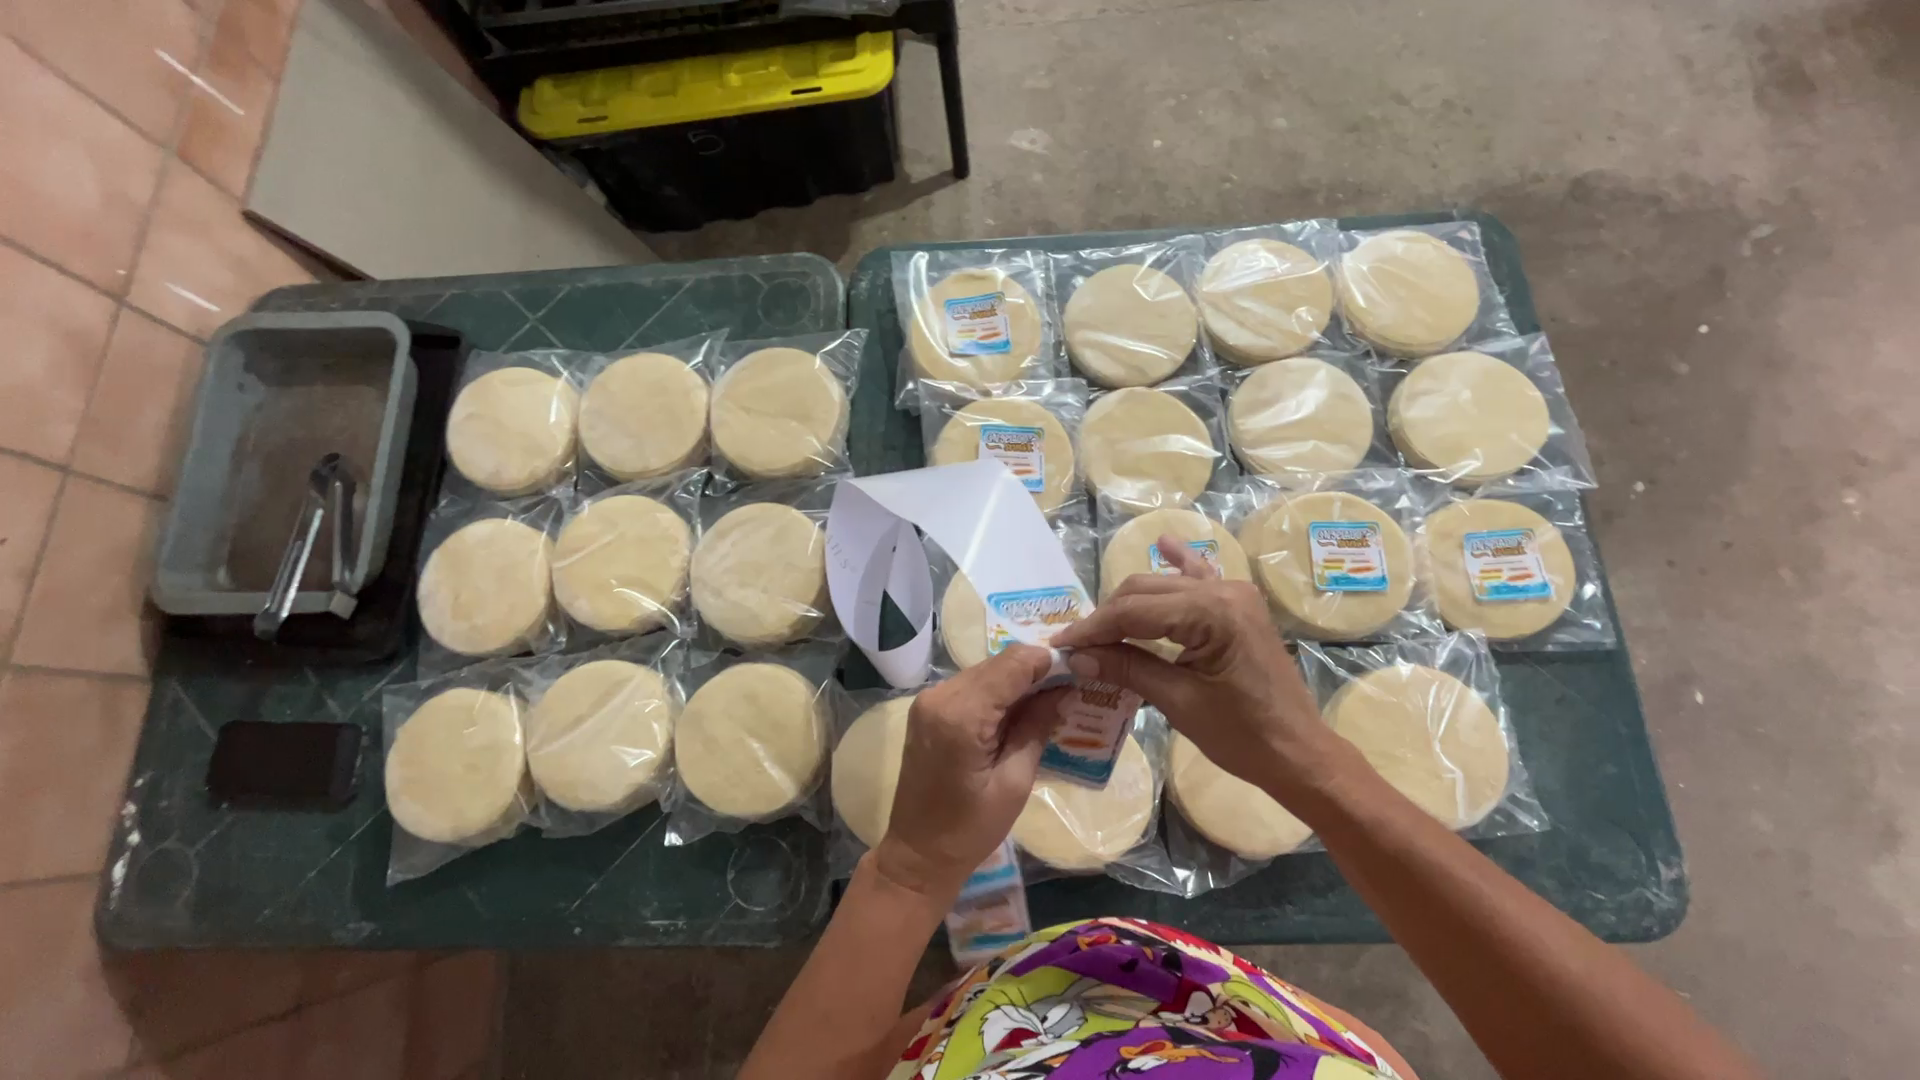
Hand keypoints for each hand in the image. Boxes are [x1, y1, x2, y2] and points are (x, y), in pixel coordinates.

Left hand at [874, 645, 1064, 902]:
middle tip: (1067, 692)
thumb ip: (1036, 727)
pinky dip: (995, 694)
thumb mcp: (1015, 782)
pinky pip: (969, 687)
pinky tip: (1015, 715)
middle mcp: (940, 696)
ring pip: (984, 672)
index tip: (1077, 674)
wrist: (918, 853)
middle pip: (997, 663)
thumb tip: (1063, 690)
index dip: (1047, 662)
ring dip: (1015, 683)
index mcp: (961, 715)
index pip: (1012, 664)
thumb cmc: (970, 829)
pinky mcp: (926, 709)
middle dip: (1034, 673)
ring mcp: (928, 700)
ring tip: (1046, 705)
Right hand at [1050, 535, 1346, 795]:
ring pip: (1164, 586)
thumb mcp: (1179, 703)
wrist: (1298, 752)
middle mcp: (1225, 591)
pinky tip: (1163, 545)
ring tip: (1097, 626)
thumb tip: (1077, 657)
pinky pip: (1199, 579)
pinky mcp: (1238, 607)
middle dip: (1107, 617)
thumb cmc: (1243, 736)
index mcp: (1214, 612)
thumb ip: (1128, 669)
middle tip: (1075, 646)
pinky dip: (1178, 565)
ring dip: (1130, 603)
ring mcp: (1234, 595)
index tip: (1060, 645)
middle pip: (1146, 591)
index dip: (1093, 628)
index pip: (1135, 610)